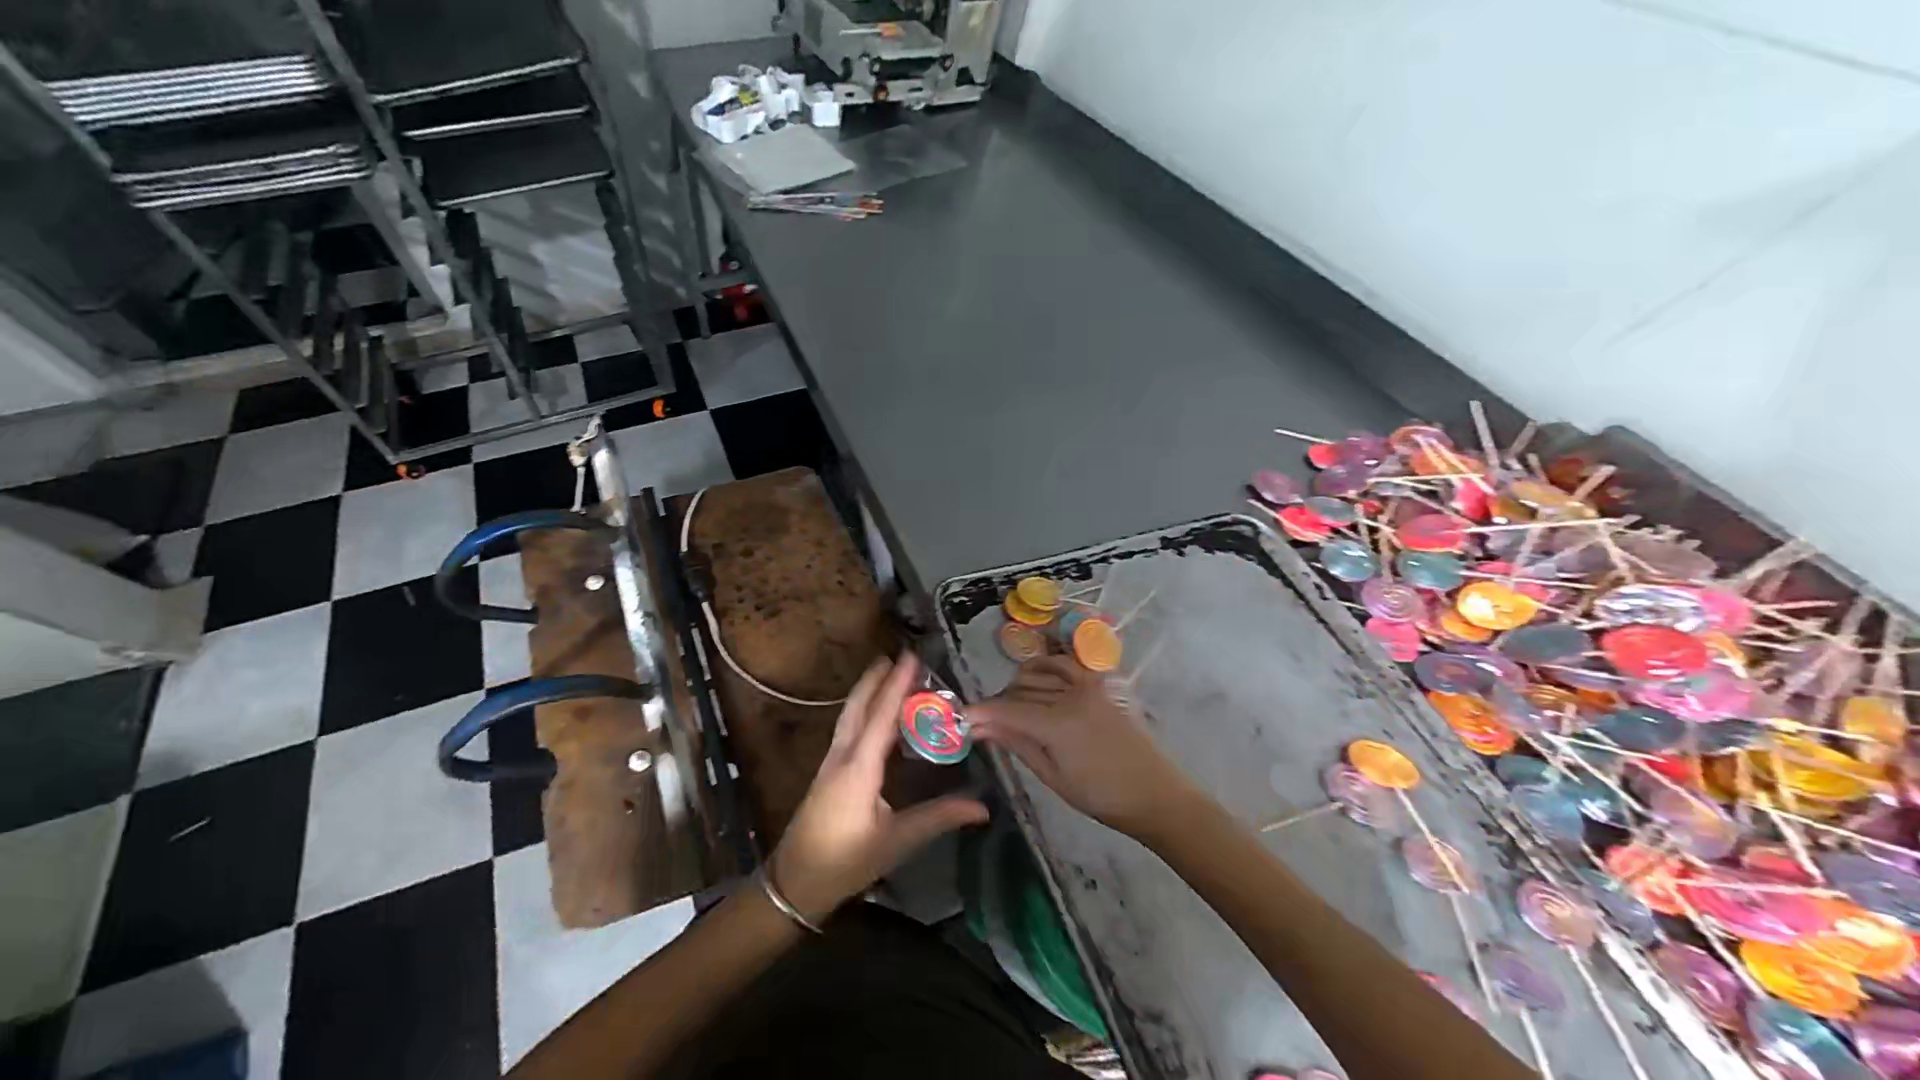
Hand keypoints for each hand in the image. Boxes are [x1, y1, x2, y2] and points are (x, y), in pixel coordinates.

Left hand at [769, 653, 989, 922]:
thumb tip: (982, 806)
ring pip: (848, 717)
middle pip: (858, 708)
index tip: (910, 657)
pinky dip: (860, 712)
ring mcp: (829, 764)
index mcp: (859, 767)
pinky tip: (869, 717)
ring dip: (866, 692)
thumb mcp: (896, 842)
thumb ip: (938, 818)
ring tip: (883, 674)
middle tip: (896, 656)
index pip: (881, 717)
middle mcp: (842, 757)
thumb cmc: (846, 862)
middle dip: (875, 680)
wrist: (794, 884)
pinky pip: (846, 730)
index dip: (897, 686)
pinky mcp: (826, 775)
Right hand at [969, 656, 1205, 841]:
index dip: (981, 713)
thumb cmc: (1102, 796)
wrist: (1155, 792)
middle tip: (984, 725)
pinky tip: (1035, 679)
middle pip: (1020, 690)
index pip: (1008, 710)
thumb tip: (982, 728)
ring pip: (1038, 673)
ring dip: (1018, 687)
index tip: (962, 719)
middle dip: (997, 705)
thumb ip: (1018, 745)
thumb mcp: (1053, 777)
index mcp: (1058, 724)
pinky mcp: (1099, 684)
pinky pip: (1064, 663)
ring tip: (1010, 709)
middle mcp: (1070, 696)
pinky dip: (1044, 666)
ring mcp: (1087, 685)